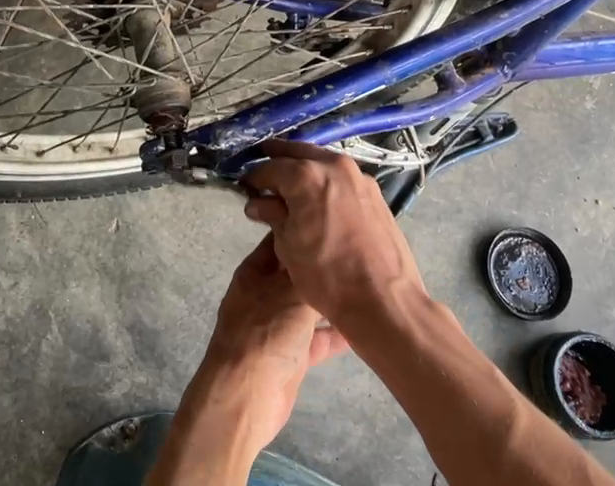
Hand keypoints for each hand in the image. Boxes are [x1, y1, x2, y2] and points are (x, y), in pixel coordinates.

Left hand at [152, 236, 347, 482]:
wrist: (245, 396)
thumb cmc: (265, 332)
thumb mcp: (291, 293)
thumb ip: (310, 273)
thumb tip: (326, 248)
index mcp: (256, 271)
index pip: (282, 239)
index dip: (304, 227)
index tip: (334, 218)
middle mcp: (266, 294)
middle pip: (299, 273)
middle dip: (324, 265)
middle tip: (361, 251)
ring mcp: (279, 325)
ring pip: (310, 306)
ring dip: (333, 300)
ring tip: (368, 286)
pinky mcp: (292, 355)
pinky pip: (319, 338)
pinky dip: (338, 333)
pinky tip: (365, 326)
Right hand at [241, 139, 426, 329]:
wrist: (384, 300)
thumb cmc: (327, 275)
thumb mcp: (288, 247)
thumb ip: (272, 216)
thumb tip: (258, 203)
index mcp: (306, 175)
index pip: (270, 168)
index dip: (254, 178)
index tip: (244, 186)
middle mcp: (334, 166)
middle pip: (298, 153)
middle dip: (278, 159)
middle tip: (263, 168)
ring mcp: (358, 176)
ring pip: (323, 161)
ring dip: (304, 166)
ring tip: (289, 182)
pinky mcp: (374, 192)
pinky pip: (341, 176)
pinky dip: (325, 179)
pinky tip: (317, 195)